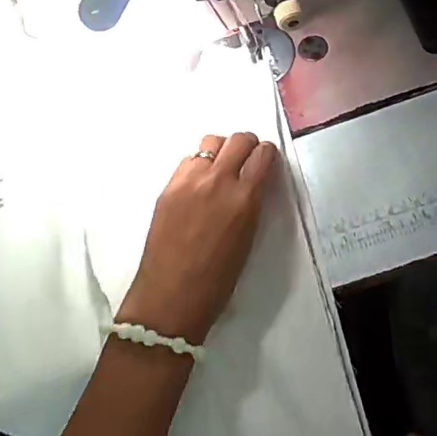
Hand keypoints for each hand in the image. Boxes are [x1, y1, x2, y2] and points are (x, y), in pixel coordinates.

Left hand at [118, 132, 280, 343]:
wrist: (171, 296)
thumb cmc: (217, 279)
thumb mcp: (248, 238)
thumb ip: (252, 203)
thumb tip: (254, 183)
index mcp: (244, 199)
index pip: (264, 154)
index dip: (268, 155)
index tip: (267, 162)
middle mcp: (217, 181)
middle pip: (239, 139)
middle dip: (248, 147)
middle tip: (247, 162)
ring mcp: (189, 181)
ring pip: (211, 142)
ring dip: (222, 151)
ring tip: (221, 171)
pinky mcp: (168, 187)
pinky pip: (189, 160)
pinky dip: (199, 165)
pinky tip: (199, 186)